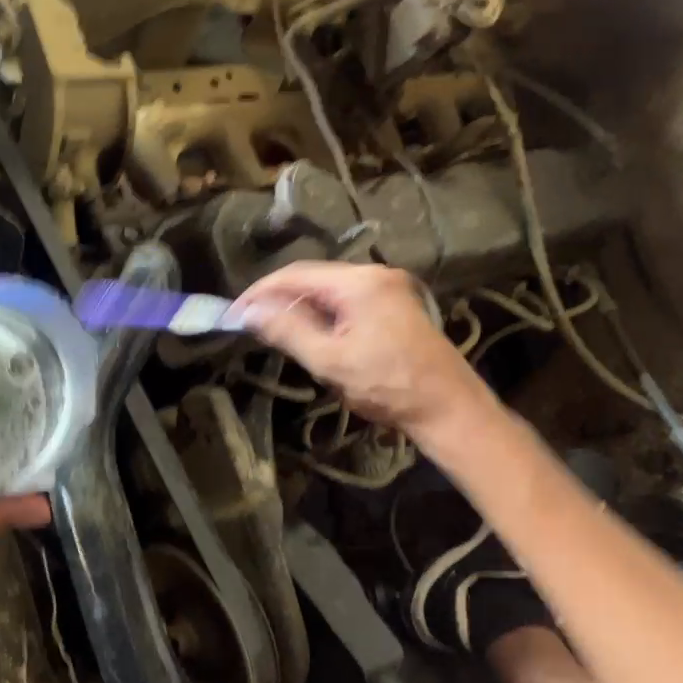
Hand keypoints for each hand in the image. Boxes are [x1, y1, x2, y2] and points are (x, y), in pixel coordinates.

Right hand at [238, 261, 495, 436]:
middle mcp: (375, 275)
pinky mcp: (394, 307)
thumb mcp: (330, 360)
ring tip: (271, 330)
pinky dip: (321, 314)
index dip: (260, 292)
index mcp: (359, 282)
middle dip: (277, 299)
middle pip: (312, 278)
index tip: (233, 313)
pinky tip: (307, 334)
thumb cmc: (388, 386)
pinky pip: (346, 302)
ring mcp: (388, 289)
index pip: (295, 274)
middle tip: (248, 323)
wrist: (449, 408)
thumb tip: (249, 311)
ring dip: (298, 308)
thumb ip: (287, 330)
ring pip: (328, 291)